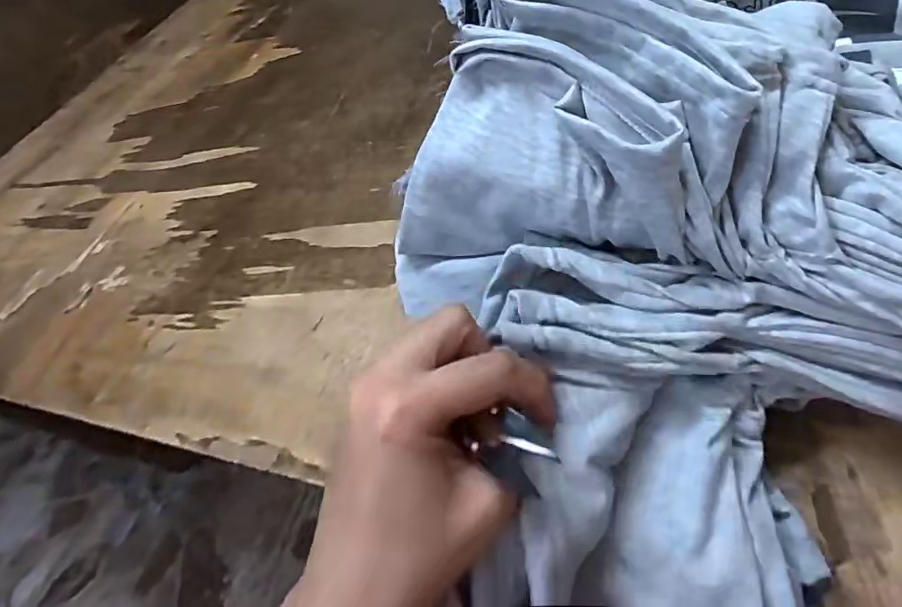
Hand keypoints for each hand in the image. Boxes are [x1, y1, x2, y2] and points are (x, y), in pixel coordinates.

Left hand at [286, 306, 556, 606]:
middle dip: (488, 358)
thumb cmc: (420, 553)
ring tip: (471, 423)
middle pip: (454, 322)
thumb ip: (514, 443)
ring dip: (464, 367)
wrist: (354, 591)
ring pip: (433, 334)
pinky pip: (414, 357)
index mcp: (408, 405)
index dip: (533, 386)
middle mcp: (380, 375)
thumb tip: (522, 413)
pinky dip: (440, 377)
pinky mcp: (361, 391)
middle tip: (499, 408)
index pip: (491, 366)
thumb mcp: (488, 500)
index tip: (548, 419)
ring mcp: (364, 379)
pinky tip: (446, 426)